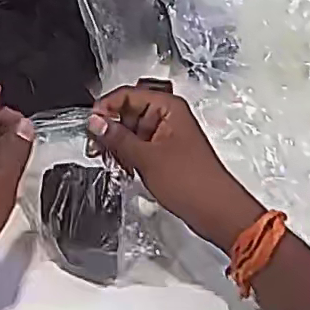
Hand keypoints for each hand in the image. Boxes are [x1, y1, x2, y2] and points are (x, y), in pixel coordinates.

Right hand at [89, 85, 264, 248]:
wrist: (218, 214)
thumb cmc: (194, 183)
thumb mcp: (146, 157)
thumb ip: (116, 137)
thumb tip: (94, 121)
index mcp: (168, 107)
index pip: (127, 95)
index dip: (105, 108)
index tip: (90, 123)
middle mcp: (167, 116)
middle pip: (126, 111)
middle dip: (109, 128)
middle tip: (95, 145)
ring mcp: (165, 135)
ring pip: (129, 130)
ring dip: (116, 143)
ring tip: (108, 158)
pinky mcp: (163, 152)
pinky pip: (137, 145)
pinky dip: (125, 153)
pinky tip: (121, 166)